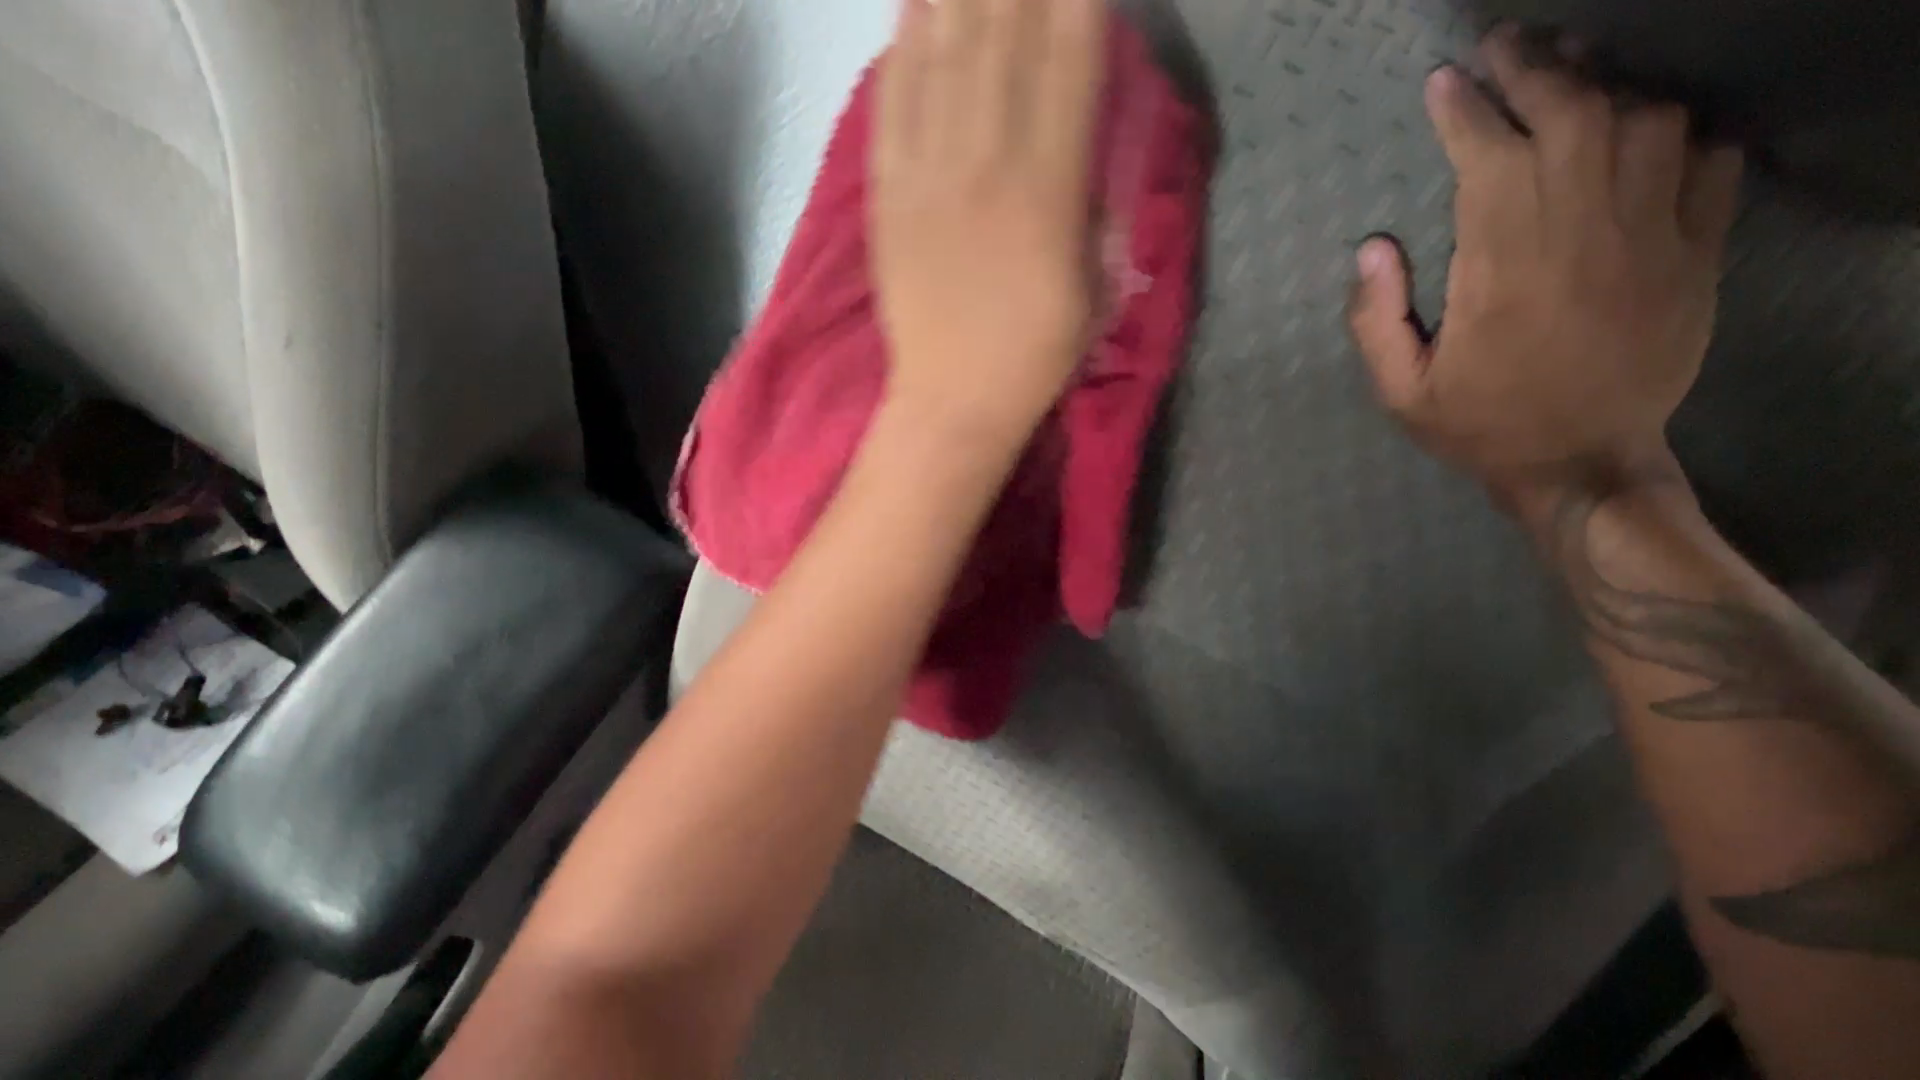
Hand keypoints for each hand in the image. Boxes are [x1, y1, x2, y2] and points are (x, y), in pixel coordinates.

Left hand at [871, 0, 1104, 447]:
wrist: (953, 399)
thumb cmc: (1039, 351)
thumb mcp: (1096, 281)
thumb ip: (1095, 200)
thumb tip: (1090, 132)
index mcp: (1047, 189)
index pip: (1067, 64)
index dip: (1076, 1)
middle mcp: (983, 164)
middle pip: (1001, 40)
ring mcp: (925, 174)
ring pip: (941, 56)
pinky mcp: (885, 193)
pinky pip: (890, 104)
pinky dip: (901, 47)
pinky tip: (914, 5)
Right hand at [1346, 28, 1744, 511]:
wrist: (1585, 465)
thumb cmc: (1483, 427)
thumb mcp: (1401, 392)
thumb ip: (1375, 321)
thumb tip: (1373, 247)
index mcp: (1502, 273)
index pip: (1489, 158)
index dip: (1465, 111)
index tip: (1444, 84)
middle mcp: (1581, 239)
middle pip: (1571, 117)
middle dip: (1532, 69)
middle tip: (1503, 46)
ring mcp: (1652, 242)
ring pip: (1644, 123)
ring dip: (1604, 87)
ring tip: (1569, 73)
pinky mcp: (1698, 254)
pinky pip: (1710, 161)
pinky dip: (1681, 129)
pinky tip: (1645, 129)